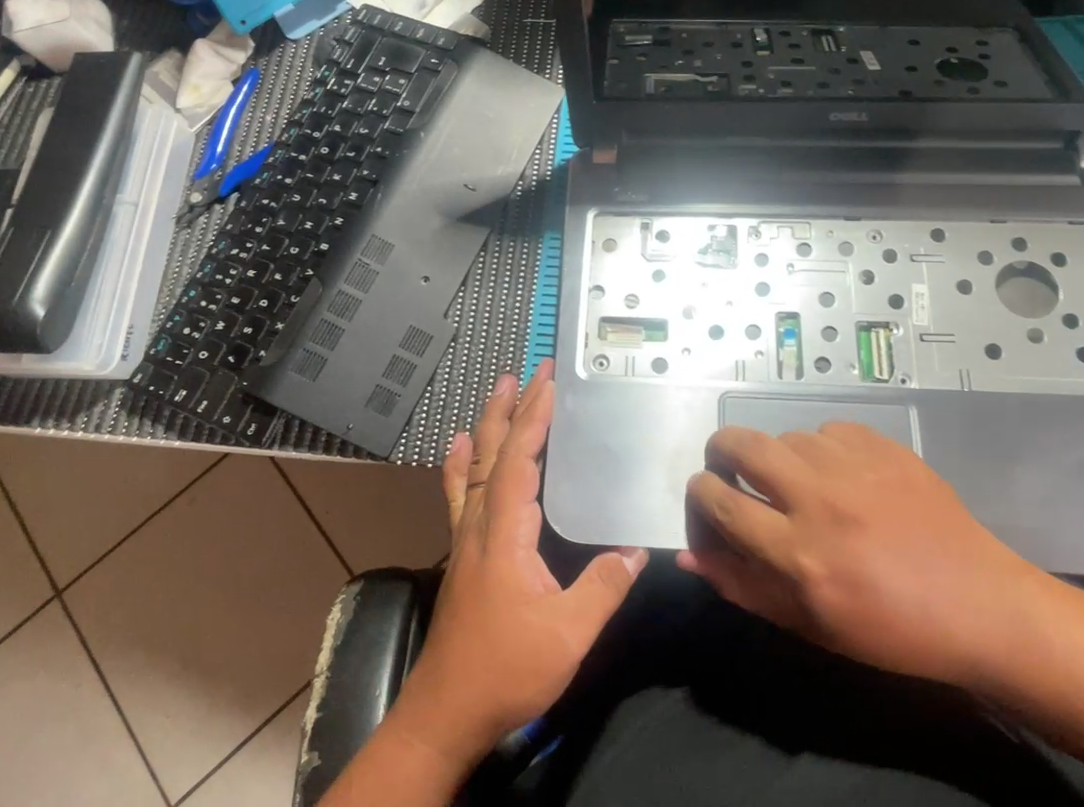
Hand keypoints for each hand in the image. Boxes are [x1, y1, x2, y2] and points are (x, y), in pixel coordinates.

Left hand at [389, 365, 647, 765]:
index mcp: (506, 534)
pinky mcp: (464, 556)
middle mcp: (481, 526)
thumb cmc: (507, 669)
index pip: (520, 461)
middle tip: (526, 371)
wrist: (448, 711)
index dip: (534, 418)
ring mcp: (467, 540)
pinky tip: (459, 449)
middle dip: (511, 409)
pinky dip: (460, 465)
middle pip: (494, 453)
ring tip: (497, 392)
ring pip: (475, 468)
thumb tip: (635, 549)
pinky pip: (460, 496)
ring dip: (488, 427)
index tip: (548, 382)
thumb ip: (603, 586)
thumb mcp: (568, 633)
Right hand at [679, 422, 1055, 687]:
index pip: (716, 499)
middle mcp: (819, 499)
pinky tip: (840, 477)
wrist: (980, 607)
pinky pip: (830, 429)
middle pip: (738, 443)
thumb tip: (690, 555)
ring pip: (784, 435)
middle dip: (719, 455)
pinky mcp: (887, 448)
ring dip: (777, 458)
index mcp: (797, 553)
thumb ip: (742, 585)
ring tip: (797, 486)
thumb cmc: (890, 630)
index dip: (699, 499)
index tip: (708, 505)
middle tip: (731, 476)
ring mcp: (856, 467)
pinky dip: (822, 449)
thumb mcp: (808, 624)